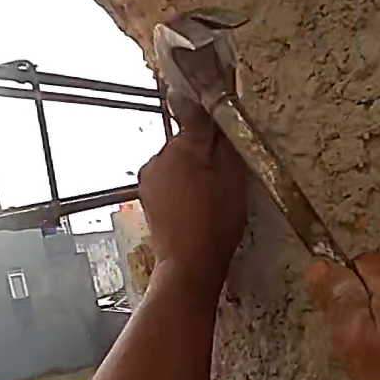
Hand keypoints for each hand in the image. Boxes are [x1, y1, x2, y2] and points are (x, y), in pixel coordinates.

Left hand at [138, 118, 247, 293]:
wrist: (189, 264)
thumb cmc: (216, 222)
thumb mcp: (232, 179)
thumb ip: (223, 144)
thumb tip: (214, 116)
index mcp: (180, 148)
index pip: (195, 115)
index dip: (212, 120)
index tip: (222, 129)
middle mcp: (158, 158)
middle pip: (185, 143)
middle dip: (203, 153)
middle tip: (225, 177)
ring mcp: (149, 179)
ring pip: (176, 163)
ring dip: (192, 172)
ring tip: (211, 198)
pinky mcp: (147, 199)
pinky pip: (169, 182)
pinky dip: (182, 189)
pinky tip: (196, 209)